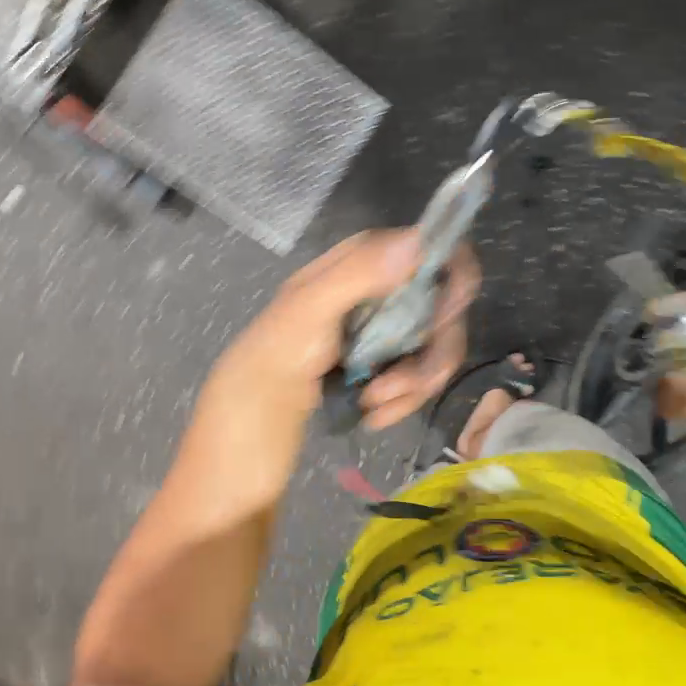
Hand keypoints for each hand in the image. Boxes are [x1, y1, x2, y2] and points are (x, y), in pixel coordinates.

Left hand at [217, 229, 477, 429]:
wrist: (240, 446)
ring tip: (377, 404)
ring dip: (416, 380)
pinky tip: (374, 417)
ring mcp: (372, 337)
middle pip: (436, 304)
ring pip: (431, 346)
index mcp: (348, 268)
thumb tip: (416, 240)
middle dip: (432, 346)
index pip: (418, 247)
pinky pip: (415, 379)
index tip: (445, 314)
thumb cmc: (265, 372)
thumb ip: (357, 275)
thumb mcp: (305, 316)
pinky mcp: (374, 374)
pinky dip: (403, 401)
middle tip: (410, 380)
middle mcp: (366, 296)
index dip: (446, 274)